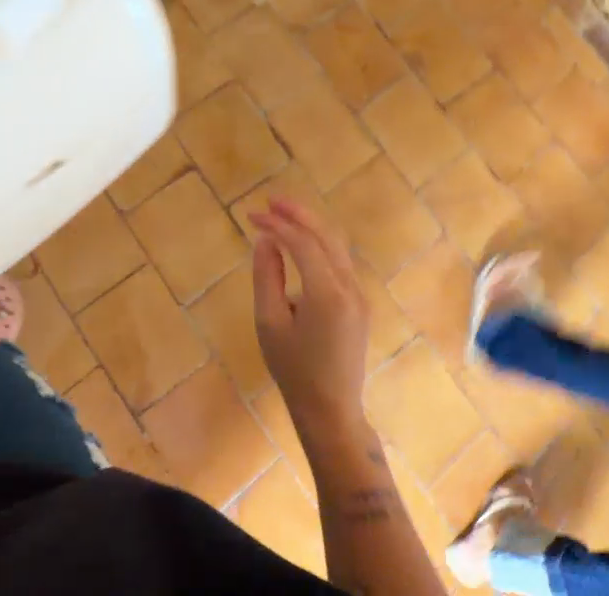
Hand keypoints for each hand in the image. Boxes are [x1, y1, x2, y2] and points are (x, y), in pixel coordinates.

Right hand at [248, 199, 370, 431]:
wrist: (330, 407)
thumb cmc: (292, 367)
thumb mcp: (269, 321)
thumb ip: (267, 276)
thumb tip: (266, 242)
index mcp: (327, 292)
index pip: (302, 243)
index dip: (276, 224)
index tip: (249, 215)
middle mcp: (350, 289)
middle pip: (327, 238)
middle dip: (299, 216)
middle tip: (270, 201)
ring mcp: (359, 297)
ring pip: (337, 249)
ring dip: (310, 228)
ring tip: (283, 214)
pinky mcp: (358, 306)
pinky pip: (339, 264)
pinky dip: (319, 246)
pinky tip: (299, 244)